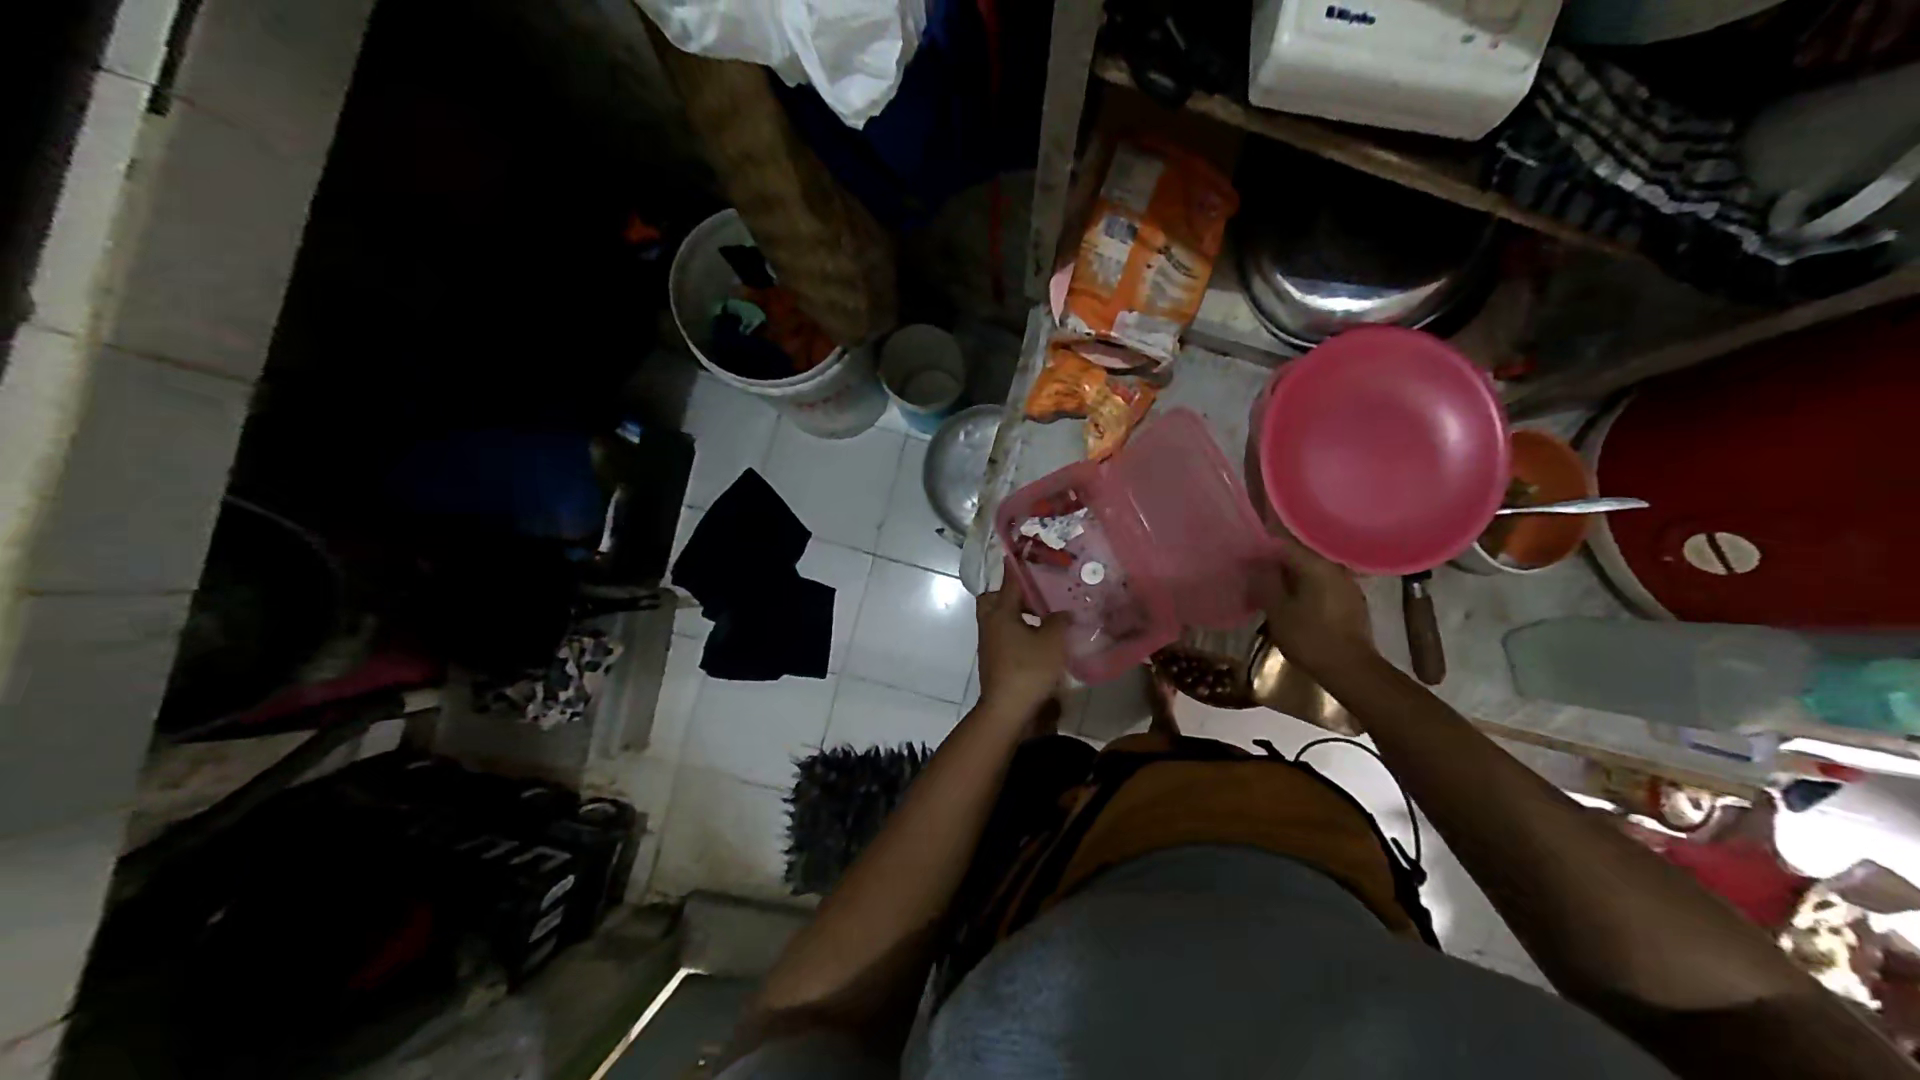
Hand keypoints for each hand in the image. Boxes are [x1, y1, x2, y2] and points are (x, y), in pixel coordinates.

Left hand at [975, 559, 1069, 718]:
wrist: (1006, 709)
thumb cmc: (1028, 670)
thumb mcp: (1052, 642)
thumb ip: (1058, 621)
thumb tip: (1062, 612)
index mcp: (1000, 612)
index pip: (1009, 581)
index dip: (1019, 566)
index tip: (1024, 551)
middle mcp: (990, 623)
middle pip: (994, 599)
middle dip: (1011, 594)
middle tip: (1035, 594)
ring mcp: (989, 642)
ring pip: (999, 618)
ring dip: (1017, 614)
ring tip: (1044, 616)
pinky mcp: (994, 658)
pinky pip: (1004, 634)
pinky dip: (1018, 631)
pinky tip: (1039, 639)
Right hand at [1247, 529, 1376, 678]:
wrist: (1350, 668)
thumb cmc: (1309, 637)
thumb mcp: (1277, 610)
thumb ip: (1265, 582)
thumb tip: (1256, 563)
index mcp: (1316, 565)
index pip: (1283, 543)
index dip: (1261, 547)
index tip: (1245, 555)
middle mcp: (1335, 567)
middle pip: (1300, 554)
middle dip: (1277, 560)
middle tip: (1256, 570)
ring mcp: (1347, 583)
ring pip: (1313, 569)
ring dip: (1292, 574)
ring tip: (1273, 584)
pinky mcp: (1352, 599)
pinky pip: (1323, 583)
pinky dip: (1307, 585)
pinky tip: (1296, 598)